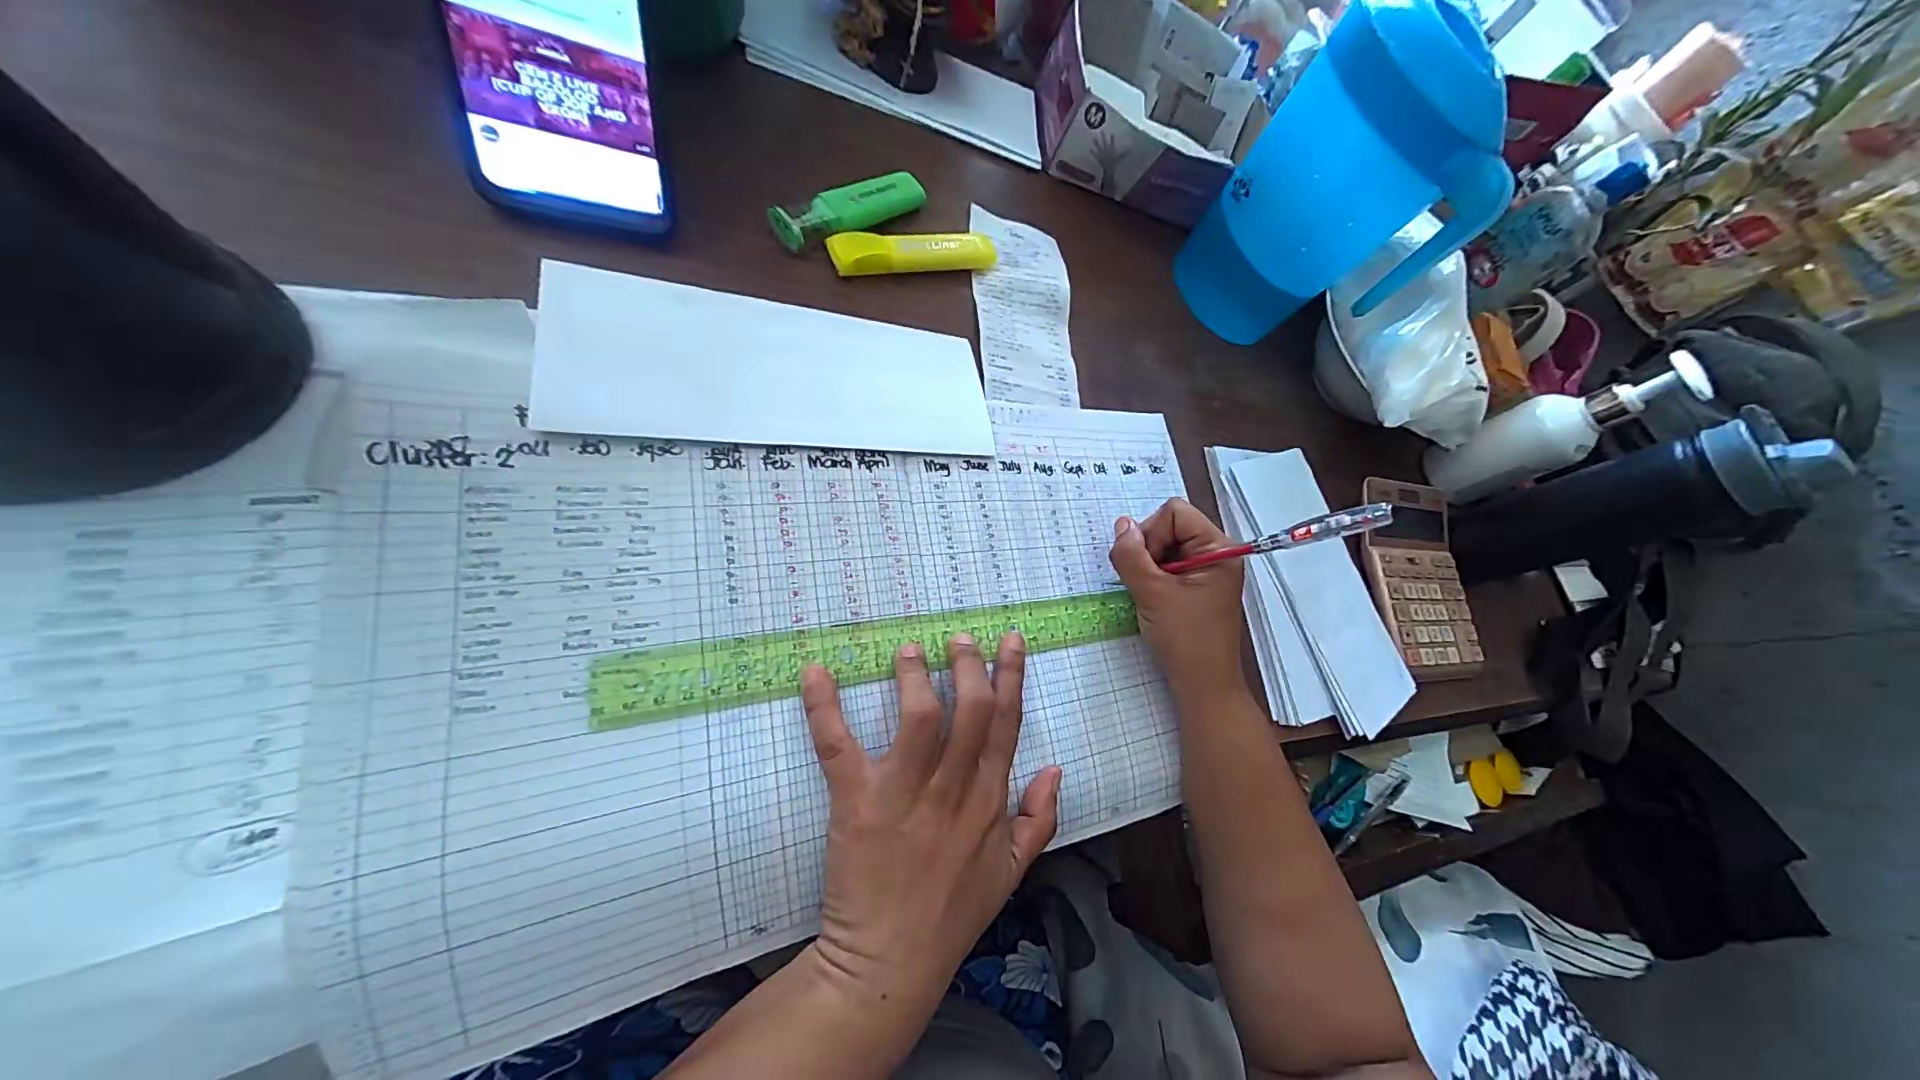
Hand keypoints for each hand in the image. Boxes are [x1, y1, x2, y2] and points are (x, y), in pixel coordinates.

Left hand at [800, 634, 1061, 1001]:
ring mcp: (904, 794)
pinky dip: (824, 706)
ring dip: (915, 676)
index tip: (1009, 640)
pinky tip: (815, 673)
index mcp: (989, 801)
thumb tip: (1056, 767)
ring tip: (908, 650)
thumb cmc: (951, 914)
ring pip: (919, 717)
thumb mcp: (1011, 872)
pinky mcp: (857, 802)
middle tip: (958, 638)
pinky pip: (838, 745)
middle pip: (971, 710)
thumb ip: (1040, 819)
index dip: (1011, 676)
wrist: (890, 962)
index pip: (1007, 724)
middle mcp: (952, 790)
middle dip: (969, 665)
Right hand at [1109, 498, 1246, 697]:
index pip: (1175, 513)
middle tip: (1145, 581)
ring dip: (1148, 564)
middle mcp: (1216, 554)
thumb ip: (1131, 555)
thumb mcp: (1152, 593)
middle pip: (1169, 526)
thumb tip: (1121, 525)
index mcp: (1218, 549)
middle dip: (1148, 549)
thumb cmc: (1185, 640)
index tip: (1146, 566)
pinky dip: (1153, 576)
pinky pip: (1168, 565)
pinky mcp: (1197, 586)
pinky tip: (1151, 598)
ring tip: (1148, 593)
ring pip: (1165, 546)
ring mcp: (1207, 571)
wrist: (1203, 685)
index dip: (1152, 533)